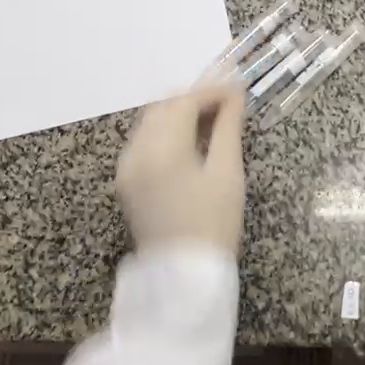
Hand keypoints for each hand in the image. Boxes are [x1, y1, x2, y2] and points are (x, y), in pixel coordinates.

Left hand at [116, 82, 246, 255]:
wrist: (184, 275)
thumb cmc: (214, 224)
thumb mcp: (227, 173)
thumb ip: (228, 129)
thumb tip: (234, 98)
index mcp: (162, 148)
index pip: (185, 102)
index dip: (212, 92)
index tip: (238, 89)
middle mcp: (136, 151)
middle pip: (163, 107)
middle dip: (193, 99)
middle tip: (226, 102)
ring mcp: (127, 167)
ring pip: (150, 123)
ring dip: (178, 113)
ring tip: (212, 119)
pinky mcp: (127, 182)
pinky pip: (143, 142)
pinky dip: (165, 132)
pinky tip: (189, 140)